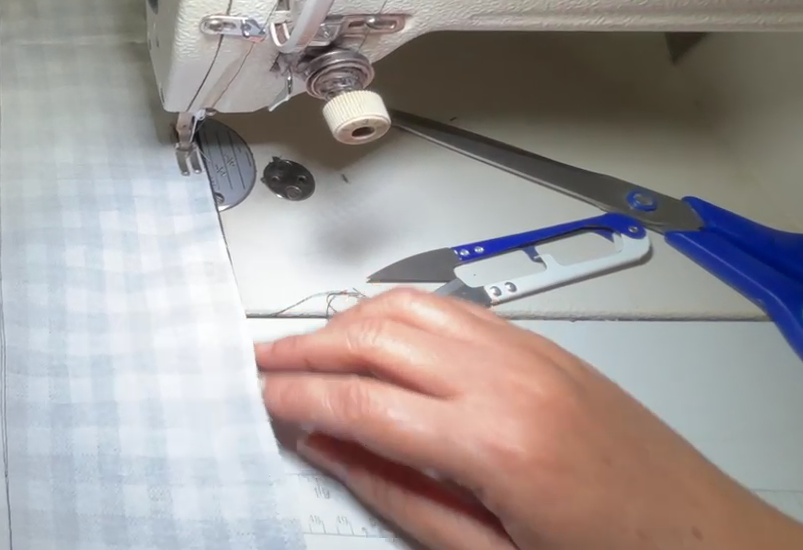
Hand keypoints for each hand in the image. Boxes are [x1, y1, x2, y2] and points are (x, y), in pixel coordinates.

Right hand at [257, 288, 802, 549]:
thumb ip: (395, 495)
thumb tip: (322, 448)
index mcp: (497, 447)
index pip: (361, 404)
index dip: (298, 398)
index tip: (263, 398)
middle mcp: (507, 381)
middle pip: (370, 338)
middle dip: (304, 348)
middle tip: (266, 362)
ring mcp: (526, 352)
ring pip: (400, 307)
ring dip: (342, 322)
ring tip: (310, 347)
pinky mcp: (539, 343)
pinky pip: (443, 306)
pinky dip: (390, 312)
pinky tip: (372, 334)